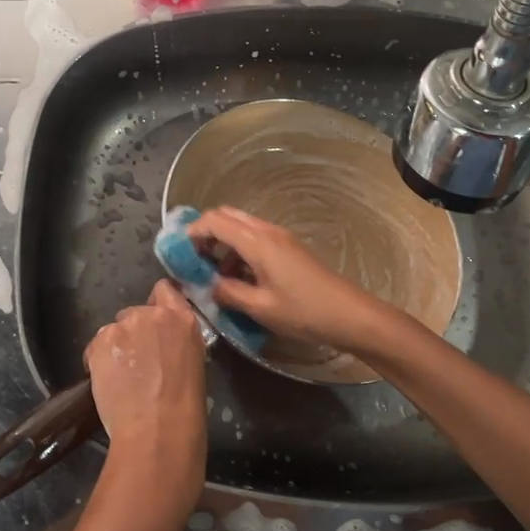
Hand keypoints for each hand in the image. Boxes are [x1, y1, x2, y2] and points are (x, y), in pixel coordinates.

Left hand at [83, 280, 206, 487]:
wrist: (159, 433)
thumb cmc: (184, 409)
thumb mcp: (193, 364)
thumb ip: (177, 342)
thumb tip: (163, 345)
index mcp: (183, 319)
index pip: (165, 290)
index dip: (157, 305)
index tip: (153, 325)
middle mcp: (152, 315)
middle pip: (134, 313)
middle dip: (134, 333)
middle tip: (138, 364)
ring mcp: (124, 326)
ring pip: (113, 331)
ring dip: (116, 348)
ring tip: (123, 379)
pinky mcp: (101, 342)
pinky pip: (95, 347)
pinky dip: (98, 362)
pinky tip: (110, 385)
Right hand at [189, 206, 391, 353]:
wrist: (350, 315)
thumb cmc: (303, 311)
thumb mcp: (259, 308)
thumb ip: (228, 293)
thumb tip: (209, 285)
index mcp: (257, 241)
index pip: (214, 221)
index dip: (192, 232)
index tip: (179, 252)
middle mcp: (266, 231)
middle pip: (227, 216)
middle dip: (206, 232)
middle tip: (194, 259)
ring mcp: (280, 237)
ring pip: (241, 226)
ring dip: (223, 242)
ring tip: (215, 274)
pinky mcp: (289, 248)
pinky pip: (255, 238)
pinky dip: (239, 249)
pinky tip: (240, 278)